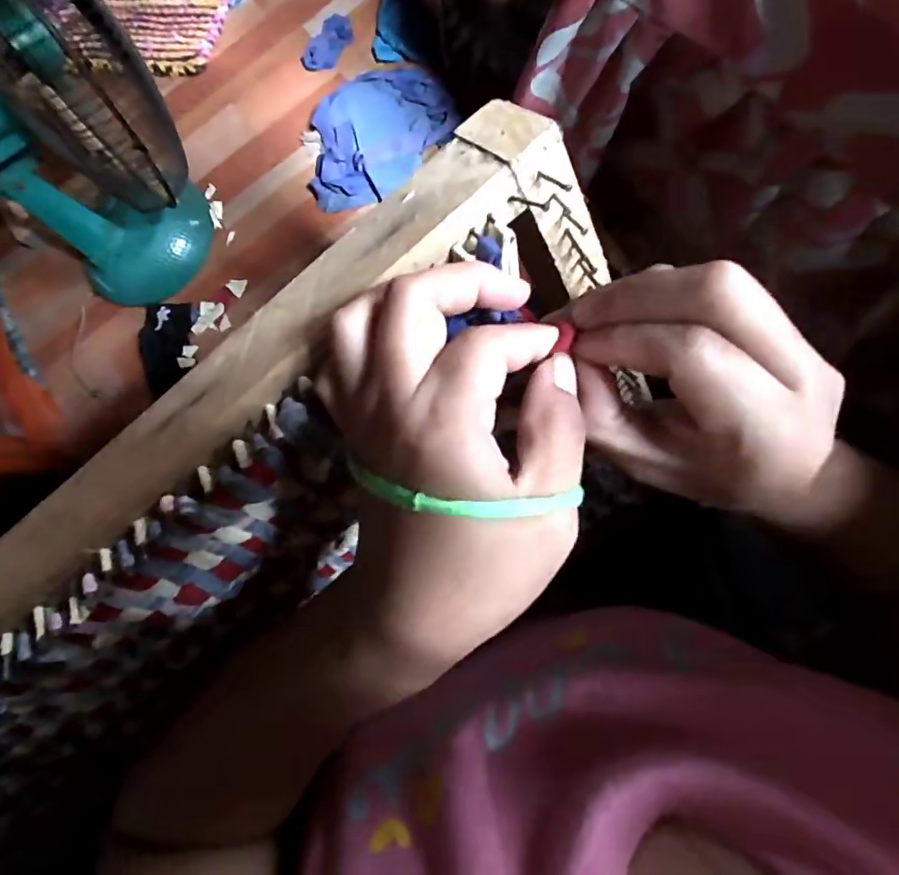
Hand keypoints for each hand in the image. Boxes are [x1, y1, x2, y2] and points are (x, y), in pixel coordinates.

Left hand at [318, 262, 583, 662]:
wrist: (407, 618)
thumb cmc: (485, 573)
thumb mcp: (550, 508)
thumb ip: (559, 426)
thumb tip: (555, 363)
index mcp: (441, 421)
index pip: (485, 342)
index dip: (530, 336)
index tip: (556, 349)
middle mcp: (389, 400)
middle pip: (407, 298)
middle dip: (465, 279)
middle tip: (511, 292)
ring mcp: (358, 409)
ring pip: (358, 314)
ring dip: (409, 294)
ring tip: (456, 304)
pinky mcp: (348, 422)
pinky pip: (339, 352)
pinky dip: (372, 329)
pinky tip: (411, 342)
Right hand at [567, 261, 845, 526]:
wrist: (800, 476)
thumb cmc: (716, 478)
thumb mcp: (649, 464)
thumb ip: (601, 416)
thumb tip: (566, 357)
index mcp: (766, 423)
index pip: (692, 352)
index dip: (624, 338)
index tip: (575, 348)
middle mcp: (799, 369)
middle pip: (715, 292)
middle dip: (634, 295)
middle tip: (580, 314)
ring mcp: (802, 337)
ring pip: (719, 277)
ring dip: (645, 286)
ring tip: (599, 310)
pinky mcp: (788, 317)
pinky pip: (719, 282)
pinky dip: (662, 288)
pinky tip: (632, 309)